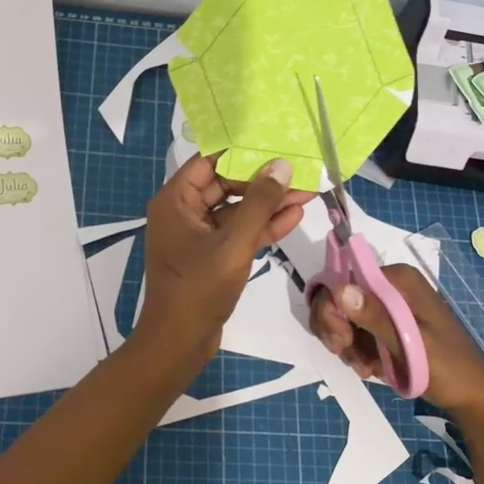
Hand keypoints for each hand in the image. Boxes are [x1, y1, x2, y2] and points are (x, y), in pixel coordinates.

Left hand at [136, 154, 311, 355]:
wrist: (180, 341)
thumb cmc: (199, 287)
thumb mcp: (234, 242)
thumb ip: (260, 203)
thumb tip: (281, 165)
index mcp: (175, 200)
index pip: (209, 161)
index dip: (242, 151)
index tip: (275, 142)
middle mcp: (182, 212)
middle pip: (226, 184)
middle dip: (263, 180)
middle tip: (300, 170)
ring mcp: (197, 235)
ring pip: (237, 210)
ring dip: (269, 203)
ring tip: (308, 191)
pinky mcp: (211, 256)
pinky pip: (238, 232)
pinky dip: (262, 226)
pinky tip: (294, 216)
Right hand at [308, 263, 483, 412]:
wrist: (469, 394)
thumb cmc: (447, 367)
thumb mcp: (410, 344)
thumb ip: (375, 317)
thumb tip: (340, 288)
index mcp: (399, 280)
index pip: (344, 280)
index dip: (331, 309)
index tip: (340, 341)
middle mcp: (390, 286)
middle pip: (337, 297)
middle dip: (335, 328)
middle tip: (345, 354)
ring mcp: (387, 306)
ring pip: (341, 318)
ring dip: (347, 346)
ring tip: (366, 368)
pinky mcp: (385, 325)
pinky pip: (354, 332)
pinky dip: (355, 351)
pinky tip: (370, 368)